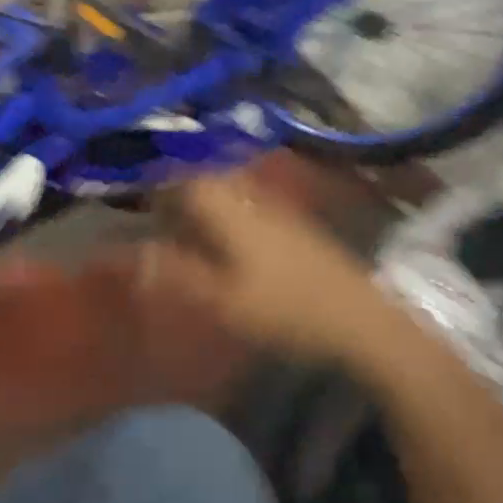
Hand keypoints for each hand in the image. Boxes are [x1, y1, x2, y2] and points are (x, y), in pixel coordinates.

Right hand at [144, 174, 413, 364]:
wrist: (365, 323)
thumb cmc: (285, 310)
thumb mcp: (221, 299)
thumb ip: (177, 274)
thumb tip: (137, 255)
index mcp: (231, 211)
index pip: (186, 179)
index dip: (158, 183)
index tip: (136, 195)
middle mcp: (255, 202)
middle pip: (211, 180)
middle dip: (182, 189)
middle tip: (160, 209)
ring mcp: (283, 214)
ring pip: (234, 193)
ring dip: (208, 201)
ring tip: (189, 225)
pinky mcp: (302, 231)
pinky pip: (254, 208)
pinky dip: (233, 215)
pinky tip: (229, 242)